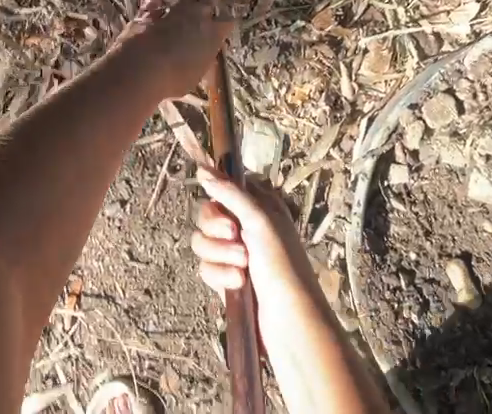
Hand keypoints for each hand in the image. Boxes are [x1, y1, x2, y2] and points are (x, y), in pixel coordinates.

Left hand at [108, 0, 235, 96]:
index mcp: (213, 34)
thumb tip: (199, 56)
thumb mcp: (195, 74)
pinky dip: (157, 3)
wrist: (144, 66)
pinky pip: (158, 2)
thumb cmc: (175, 79)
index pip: (228, 22)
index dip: (226, 21)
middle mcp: (198, 16)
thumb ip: (200, 60)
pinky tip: (155, 2)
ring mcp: (175, 10)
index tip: (224, 22)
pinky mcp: (153, 10)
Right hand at [194, 170, 390, 413]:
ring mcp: (234, 253)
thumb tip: (202, 169)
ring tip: (242, 267)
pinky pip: (205, 267)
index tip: (218, 200)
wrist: (288, 321)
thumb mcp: (260, 219)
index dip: (218, 194)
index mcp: (259, 206)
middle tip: (234, 234)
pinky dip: (219, 275)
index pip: (225, 187)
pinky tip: (238, 284)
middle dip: (216, 227)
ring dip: (219, 254)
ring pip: (202, 241)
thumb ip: (230, 193)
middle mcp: (246, 226)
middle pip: (207, 213)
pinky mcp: (225, 278)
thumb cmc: (281, 264)